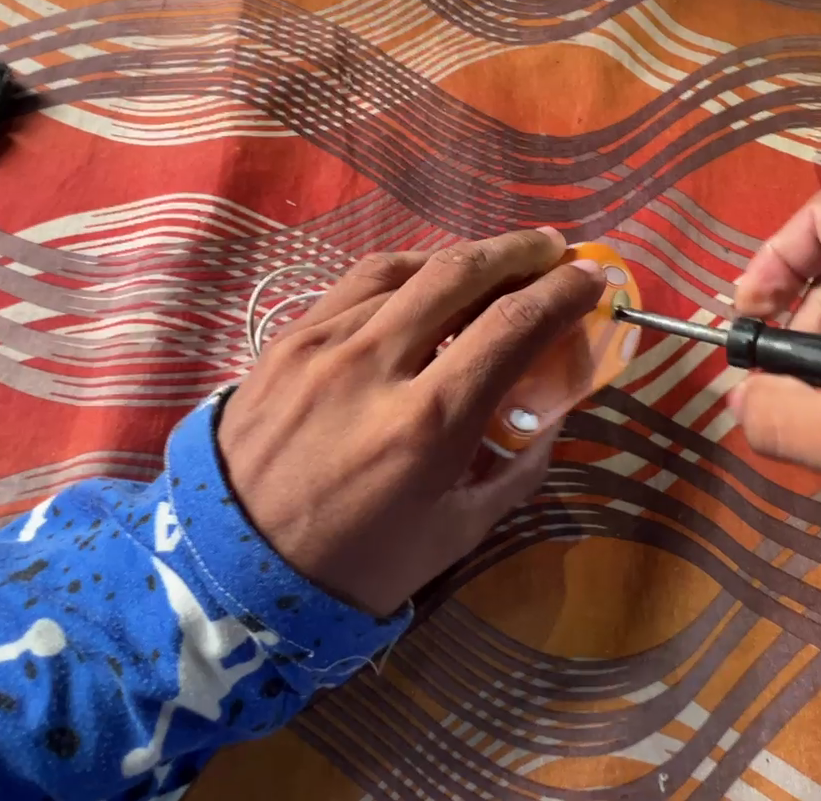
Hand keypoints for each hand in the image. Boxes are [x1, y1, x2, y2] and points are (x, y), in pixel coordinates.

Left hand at [218, 228, 603, 614]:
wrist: (228, 571)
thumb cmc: (356, 566)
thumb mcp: (457, 534)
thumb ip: (516, 466)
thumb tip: (549, 409)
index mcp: (427, 425)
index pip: (513, 327)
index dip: (563, 292)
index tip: (592, 276)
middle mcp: (375, 366)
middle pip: (461, 274)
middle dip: (520, 251)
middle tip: (553, 248)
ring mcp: (323, 344)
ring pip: (408, 268)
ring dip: (465, 256)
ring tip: (497, 260)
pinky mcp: (286, 338)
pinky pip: (358, 282)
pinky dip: (407, 270)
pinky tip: (426, 277)